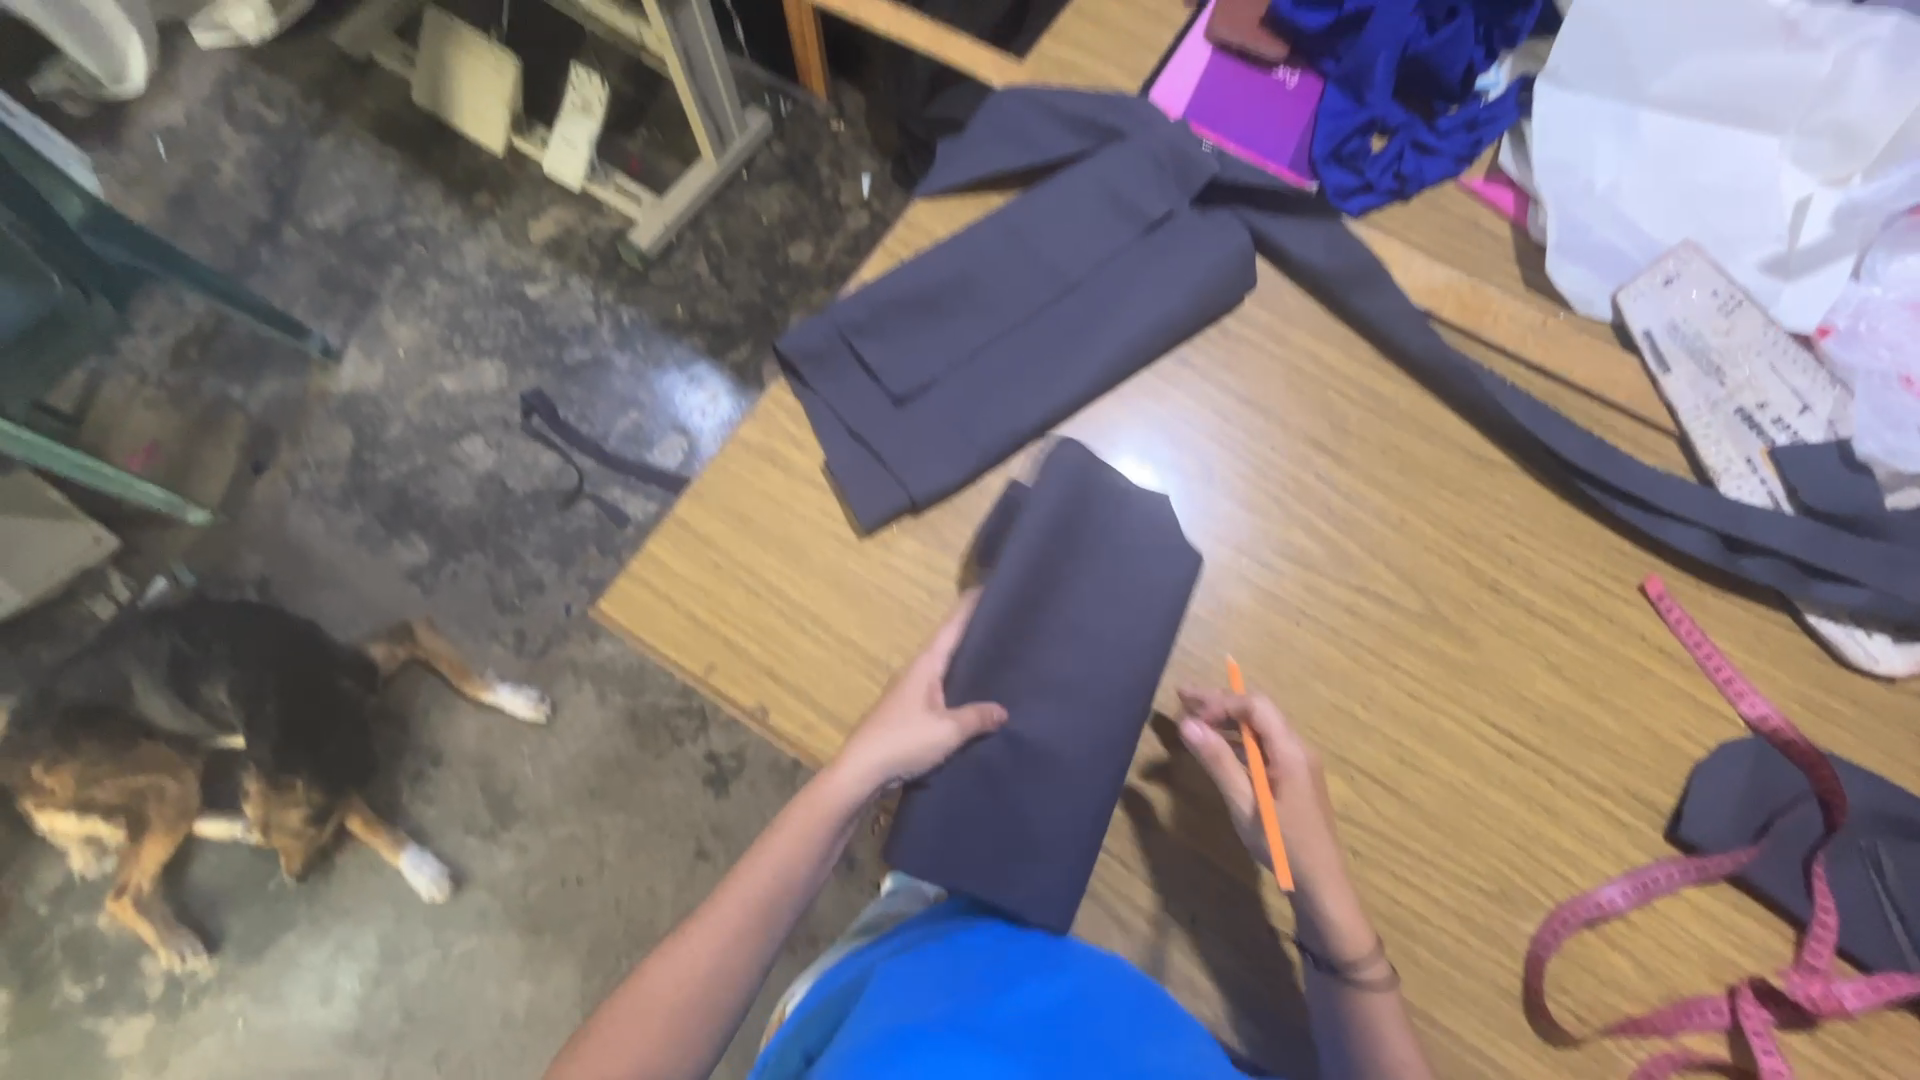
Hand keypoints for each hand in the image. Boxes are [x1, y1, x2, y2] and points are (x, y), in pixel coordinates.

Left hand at [829, 591, 1008, 796]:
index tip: (985, 587)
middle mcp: (915, 671)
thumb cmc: (904, 741)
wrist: (861, 771)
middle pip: (945, 644)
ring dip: (961, 659)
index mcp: (925, 665)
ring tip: (990, 655)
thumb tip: (1003, 710)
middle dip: (969, 631)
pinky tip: (967, 694)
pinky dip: (954, 684)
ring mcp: (908, 691)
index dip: (967, 607)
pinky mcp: (906, 711)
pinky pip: (937, 688)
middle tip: (998, 621)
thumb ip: (977, 717)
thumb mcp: (948, 730)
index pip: (950, 627)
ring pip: (941, 667)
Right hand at [1177, 688, 1367, 934]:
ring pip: (1259, 727)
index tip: (1191, 716)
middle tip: (1182, 696)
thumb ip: (1218, 762)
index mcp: (1290, 751)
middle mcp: (1297, 748)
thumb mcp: (1245, 805)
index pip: (1255, 706)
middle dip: (1219, 702)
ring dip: (1226, 719)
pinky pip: (1263, 745)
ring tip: (1192, 717)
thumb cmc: (1283, 845)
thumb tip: (1188, 724)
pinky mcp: (1293, 776)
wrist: (1322, 885)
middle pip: (1257, 711)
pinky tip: (1216, 746)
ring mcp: (1297, 762)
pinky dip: (1236, 740)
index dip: (1220, 703)